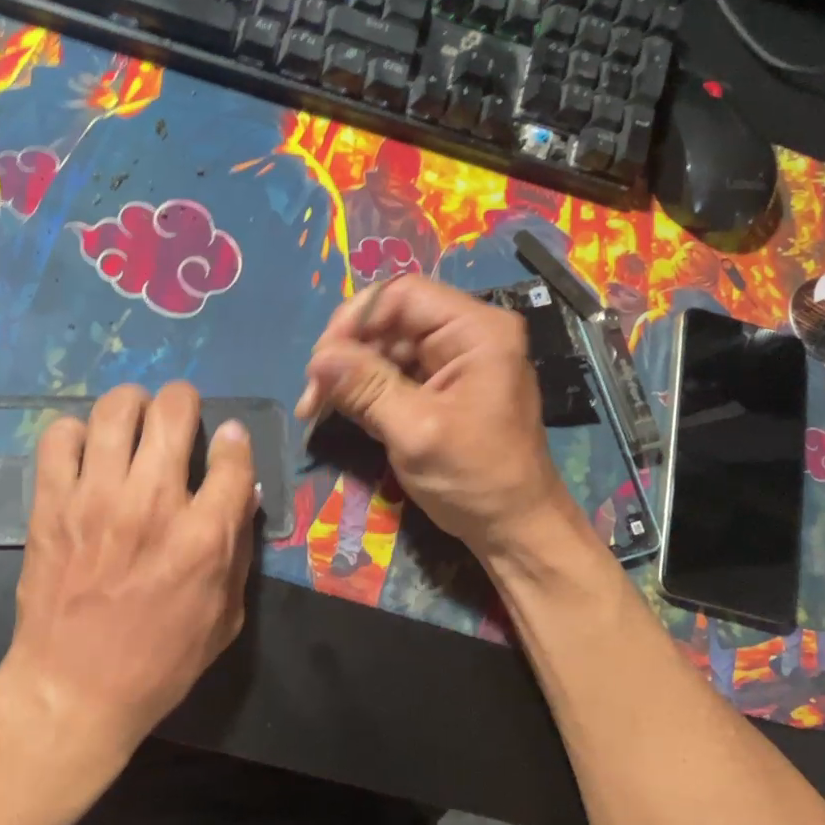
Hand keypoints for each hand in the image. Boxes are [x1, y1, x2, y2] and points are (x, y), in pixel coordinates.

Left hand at [0, 383, 258, 778]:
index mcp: (204, 536)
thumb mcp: (224, 619)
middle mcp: (153, 503)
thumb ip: (238, 552)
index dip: (235, 441)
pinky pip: (60, 437)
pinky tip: (84, 453)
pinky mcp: (51, 503)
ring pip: (116, 409)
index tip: (227, 442)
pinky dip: (75, 434)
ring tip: (132, 421)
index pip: (232, 457)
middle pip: (174, 410)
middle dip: (183, 402)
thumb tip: (242, 494)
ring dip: (132, 405)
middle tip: (176, 418)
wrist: (75, 686)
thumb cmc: (159, 664)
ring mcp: (96, 498)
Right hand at [295, 275, 572, 555]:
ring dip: (346, 375)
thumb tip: (317, 358)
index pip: (402, 296)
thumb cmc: (475, 479)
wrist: (513, 529)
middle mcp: (464, 337)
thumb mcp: (416, 431)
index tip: (320, 362)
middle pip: (388, 320)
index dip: (354, 320)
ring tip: (314, 408)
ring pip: (382, 349)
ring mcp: (449, 364)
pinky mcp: (435, 391)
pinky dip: (359, 392)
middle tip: (311, 396)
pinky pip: (388, 375)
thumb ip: (366, 388)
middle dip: (345, 352)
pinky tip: (336, 412)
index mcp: (476, 332)